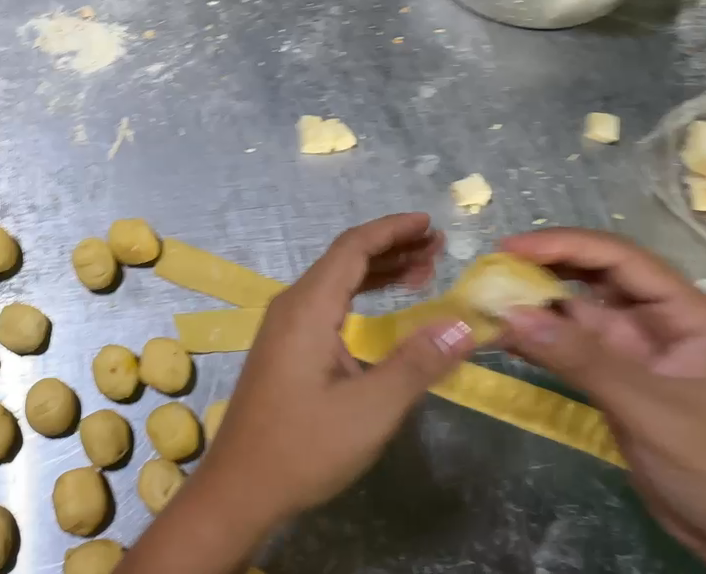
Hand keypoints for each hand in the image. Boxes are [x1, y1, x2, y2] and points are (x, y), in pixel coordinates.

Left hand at [198, 214, 471, 524]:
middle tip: (439, 248)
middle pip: (344, 260)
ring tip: (425, 270)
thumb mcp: (371, 409)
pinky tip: (386, 307)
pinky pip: (328, 304)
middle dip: (392, 248)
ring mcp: (285, 326)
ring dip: (378, 272)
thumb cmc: (304, 446)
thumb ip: (417, 363)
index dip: (391, 230)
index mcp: (307, 307)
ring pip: (336, 282)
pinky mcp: (286, 347)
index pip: (352, 249)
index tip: (430, 223)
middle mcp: (292, 305)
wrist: (242, 483)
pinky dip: (361, 296)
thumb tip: (463, 324)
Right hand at [498, 230, 705, 573]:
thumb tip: (510, 313)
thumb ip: (583, 360)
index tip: (507, 249)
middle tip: (486, 277)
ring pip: (578, 318)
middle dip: (541, 272)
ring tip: (482, 308)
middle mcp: (663, 327)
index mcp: (690, 315)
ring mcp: (642, 359)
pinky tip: (501, 342)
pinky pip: (573, 355)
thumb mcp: (657, 412)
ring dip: (534, 311)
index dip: (563, 245)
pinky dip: (539, 346)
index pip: (620, 259)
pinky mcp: (624, 390)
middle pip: (594, 281)